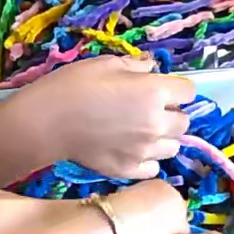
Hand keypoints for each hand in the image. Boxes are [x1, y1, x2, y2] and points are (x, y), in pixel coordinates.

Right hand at [0, 56, 194, 178]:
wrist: (45, 122)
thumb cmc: (72, 86)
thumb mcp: (106, 63)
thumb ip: (136, 66)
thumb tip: (151, 69)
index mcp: (154, 92)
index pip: (188, 91)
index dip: (175, 89)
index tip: (160, 88)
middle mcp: (157, 123)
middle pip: (184, 121)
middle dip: (171, 114)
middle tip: (148, 110)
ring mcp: (145, 151)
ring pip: (173, 147)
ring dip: (162, 138)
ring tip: (140, 132)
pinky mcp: (130, 170)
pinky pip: (154, 168)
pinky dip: (148, 160)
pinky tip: (132, 150)